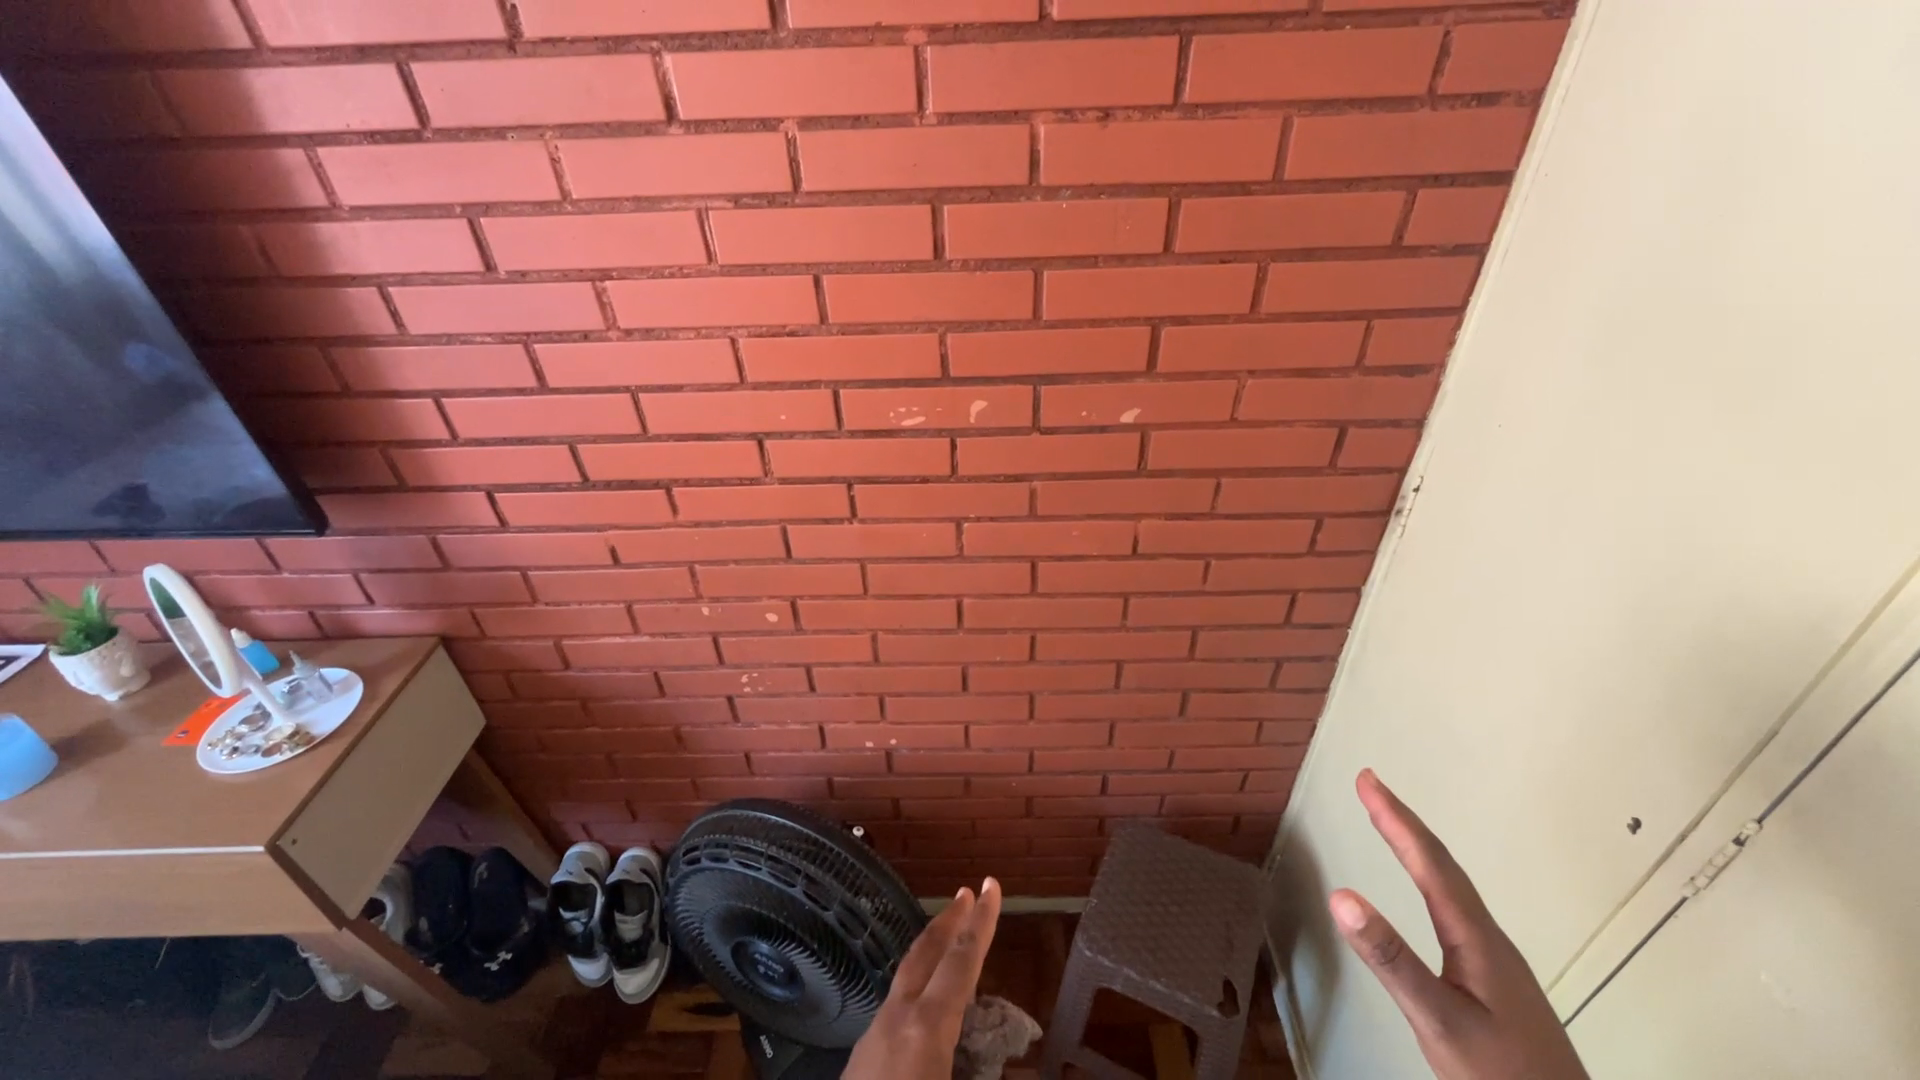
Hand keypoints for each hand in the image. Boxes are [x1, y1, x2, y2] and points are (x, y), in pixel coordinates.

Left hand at [843, 876, 1002, 1079]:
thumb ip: (987, 1066)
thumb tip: (1026, 1072)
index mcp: (928, 1026)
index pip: (961, 961)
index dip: (981, 922)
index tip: (990, 886)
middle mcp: (898, 1016)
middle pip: (926, 953)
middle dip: (949, 920)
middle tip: (967, 892)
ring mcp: (875, 1030)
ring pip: (906, 974)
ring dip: (931, 949)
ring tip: (948, 938)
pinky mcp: (861, 1051)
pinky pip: (896, 1000)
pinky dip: (918, 981)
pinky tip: (924, 995)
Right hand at [1332, 770, 1589, 1079]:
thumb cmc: (1500, 1073)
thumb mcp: (1438, 1020)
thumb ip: (1390, 960)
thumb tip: (1341, 896)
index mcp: (1476, 938)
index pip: (1430, 863)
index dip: (1395, 819)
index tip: (1367, 779)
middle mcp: (1489, 938)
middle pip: (1444, 866)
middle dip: (1404, 822)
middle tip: (1371, 787)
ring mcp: (1496, 959)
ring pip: (1454, 886)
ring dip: (1418, 848)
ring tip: (1392, 825)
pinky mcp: (1496, 979)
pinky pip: (1456, 907)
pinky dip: (1431, 879)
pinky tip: (1430, 893)